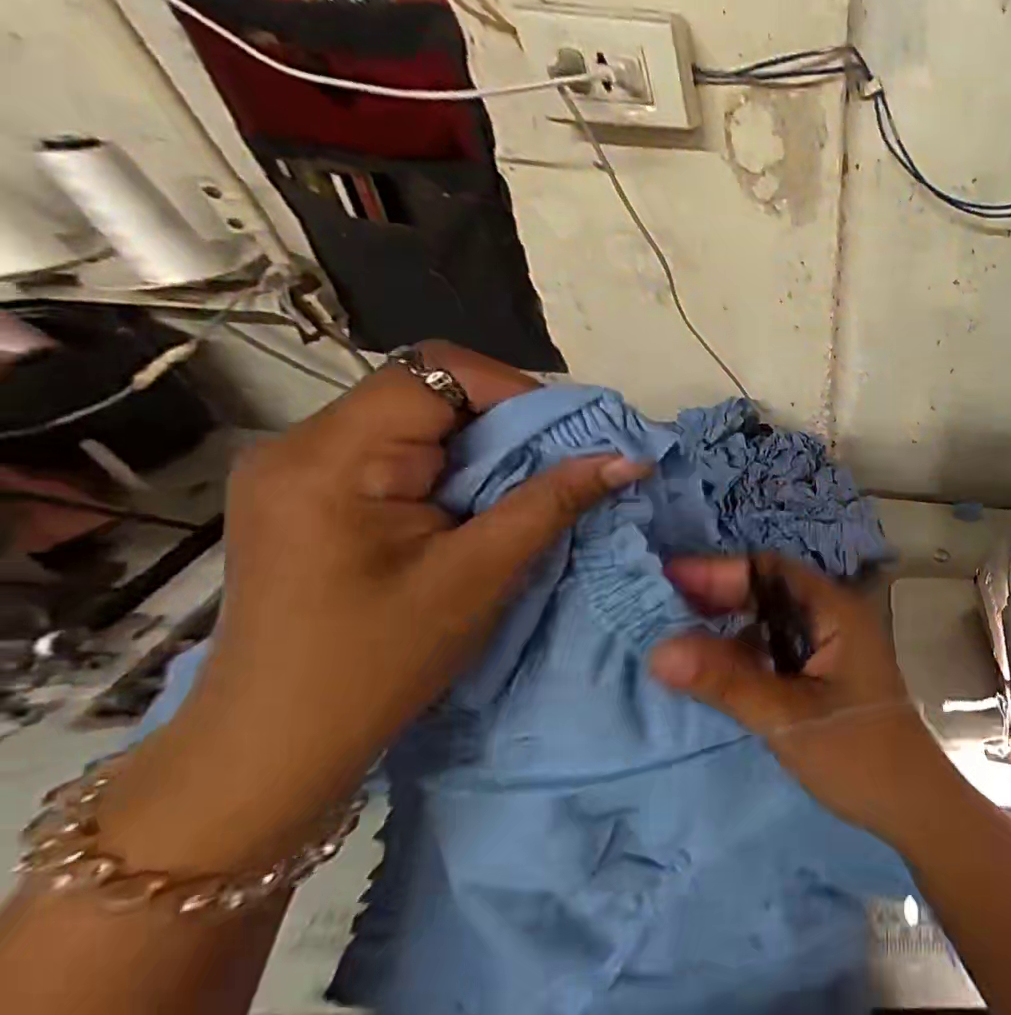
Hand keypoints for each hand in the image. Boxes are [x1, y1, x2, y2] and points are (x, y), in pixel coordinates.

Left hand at [99, 342, 651, 874]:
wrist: (278, 743)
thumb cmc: (379, 660)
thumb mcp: (481, 574)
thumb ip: (553, 502)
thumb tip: (629, 458)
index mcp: (330, 458)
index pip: (434, 371)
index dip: (514, 391)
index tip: (570, 438)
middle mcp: (301, 447)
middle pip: (426, 391)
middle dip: (507, 422)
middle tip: (562, 467)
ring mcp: (299, 471)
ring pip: (417, 422)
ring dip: (485, 449)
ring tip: (528, 492)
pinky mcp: (311, 497)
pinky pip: (399, 455)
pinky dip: (456, 471)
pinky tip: (480, 510)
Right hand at [650, 554, 961, 844]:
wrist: (913, 803)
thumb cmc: (857, 754)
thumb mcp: (786, 716)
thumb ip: (726, 680)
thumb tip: (658, 650)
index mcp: (837, 613)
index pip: (771, 572)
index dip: (719, 572)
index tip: (667, 580)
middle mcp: (839, 618)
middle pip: (773, 592)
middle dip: (721, 595)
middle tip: (663, 608)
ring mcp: (836, 646)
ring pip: (776, 621)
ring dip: (733, 625)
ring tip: (679, 633)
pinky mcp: (831, 674)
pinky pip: (783, 648)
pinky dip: (749, 651)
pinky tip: (717, 666)